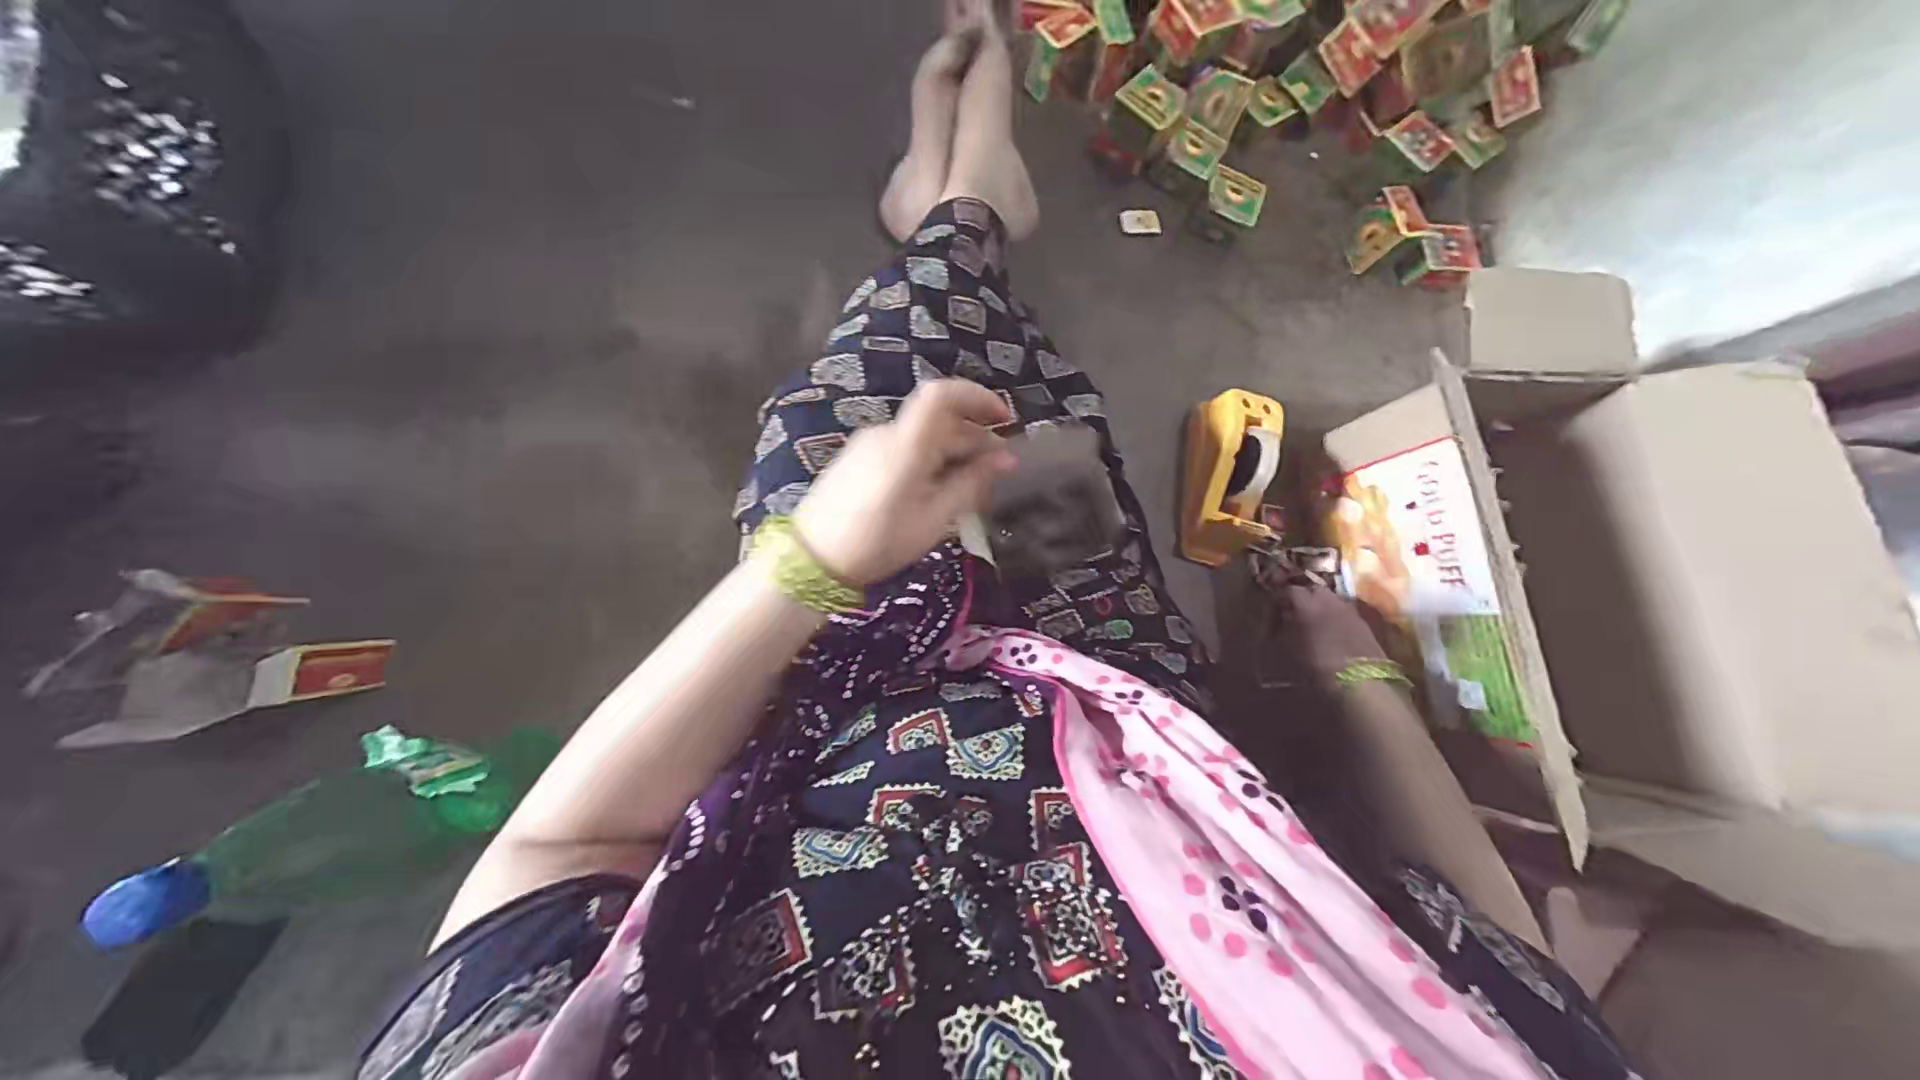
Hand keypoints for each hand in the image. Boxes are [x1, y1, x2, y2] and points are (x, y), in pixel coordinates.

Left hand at [794, 380, 1015, 585]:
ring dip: (954, 449)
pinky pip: (905, 446)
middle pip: (938, 418)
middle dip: (975, 435)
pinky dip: (930, 457)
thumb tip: (1006, 459)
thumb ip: (971, 484)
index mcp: (906, 445)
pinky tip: (939, 486)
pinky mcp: (860, 458)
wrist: (813, 559)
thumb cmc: (878, 543)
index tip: (1005, 419)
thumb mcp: (934, 520)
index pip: (943, 395)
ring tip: (973, 483)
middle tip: (1000, 467)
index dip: (978, 398)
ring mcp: (870, 444)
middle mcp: (887, 434)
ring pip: (923, 435)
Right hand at [1276, 584, 1391, 681]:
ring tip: (1311, 626)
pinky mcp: (1363, 623)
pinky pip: (1342, 612)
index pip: (1287, 591)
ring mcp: (1348, 609)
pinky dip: (1333, 618)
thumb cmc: (1316, 664)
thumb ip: (1284, 627)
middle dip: (1300, 601)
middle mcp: (1328, 599)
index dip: (1277, 603)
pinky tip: (1330, 635)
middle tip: (1291, 618)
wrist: (1360, 682)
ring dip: (1318, 608)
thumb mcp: (1290, 646)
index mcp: (1306, 602)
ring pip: (1329, 600)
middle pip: (1311, 590)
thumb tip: (1283, 619)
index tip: (1271, 620)